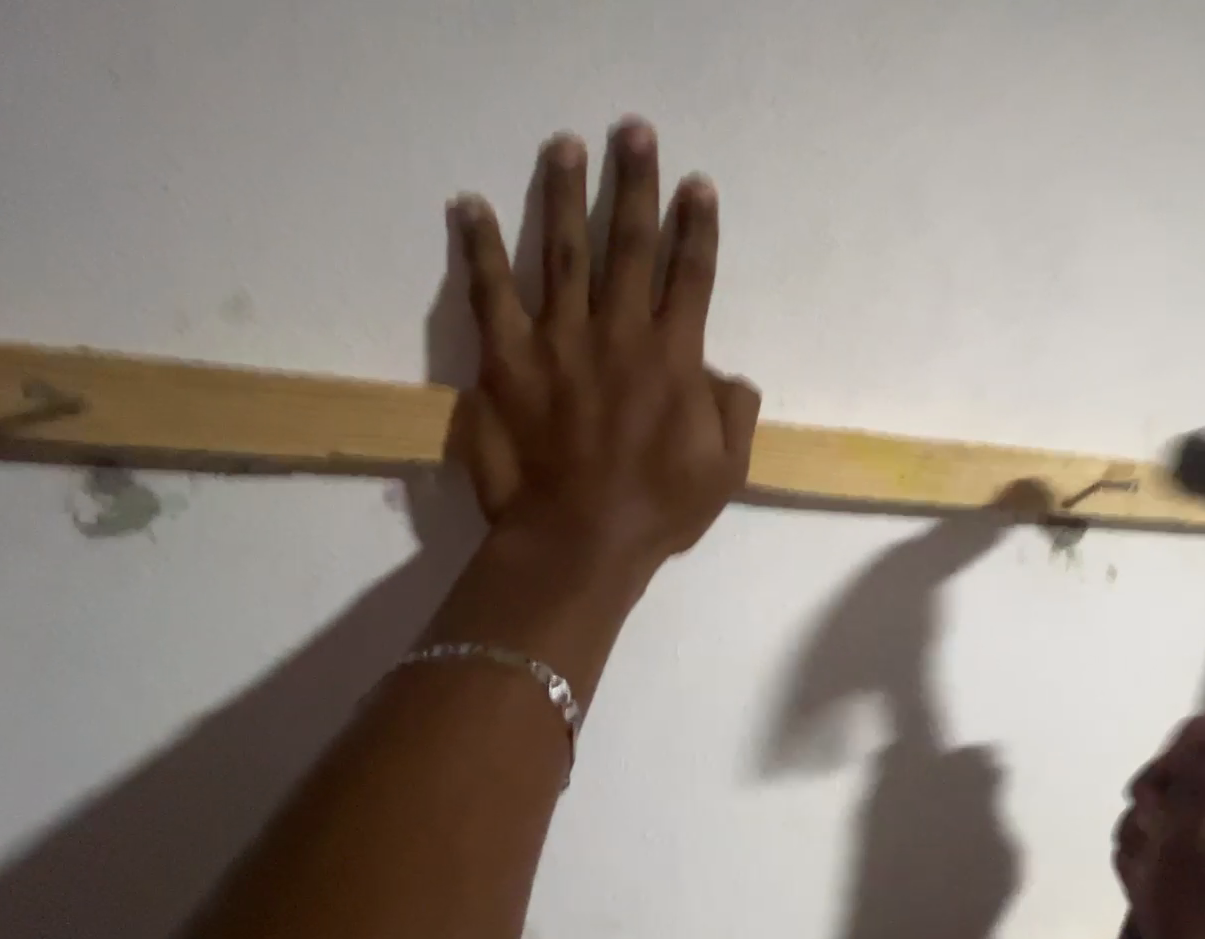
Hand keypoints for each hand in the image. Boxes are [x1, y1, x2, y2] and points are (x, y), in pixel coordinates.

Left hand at [450, 116, 759, 574]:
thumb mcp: (727, 467)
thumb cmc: (660, 509)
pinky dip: (479, 247)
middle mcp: (619, 332)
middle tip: (634, 132)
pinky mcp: (505, 359)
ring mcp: (558, 340)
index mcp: (675, 356)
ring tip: (564, 145)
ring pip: (563, 251)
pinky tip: (470, 205)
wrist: (578, 541)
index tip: (698, 185)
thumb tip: (722, 371)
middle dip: (635, 184)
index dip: (697, 226)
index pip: (691, 275)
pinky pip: (489, 292)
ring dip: (563, 193)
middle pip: (629, 243)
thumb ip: (734, 409)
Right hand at [1114, 707, 1204, 938]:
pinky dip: (1158, 850)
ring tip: (1146, 857)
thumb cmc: (1204, 909)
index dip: (1190, 738)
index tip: (1163, 773)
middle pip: (1200, 761)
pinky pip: (1181, 837)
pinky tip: (1150, 876)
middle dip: (1163, 785)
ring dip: (1153, 822)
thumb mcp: (1199, 824)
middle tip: (1148, 812)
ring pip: (1180, 801)